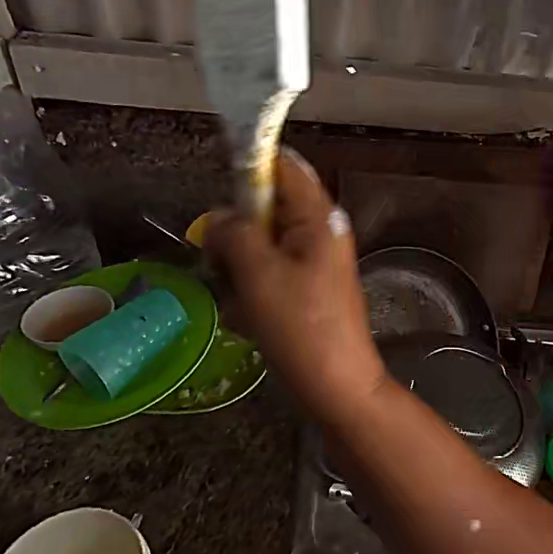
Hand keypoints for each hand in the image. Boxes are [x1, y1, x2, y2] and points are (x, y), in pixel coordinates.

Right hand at [207, 149, 389, 421]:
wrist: (337, 388)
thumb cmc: (300, 328)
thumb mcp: (259, 274)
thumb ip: (234, 234)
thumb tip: (217, 217)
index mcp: (316, 217)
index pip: (280, 165)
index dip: (246, 169)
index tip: (215, 196)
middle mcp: (316, 233)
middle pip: (264, 208)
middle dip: (234, 232)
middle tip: (219, 261)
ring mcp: (311, 264)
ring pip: (259, 245)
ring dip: (237, 267)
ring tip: (234, 298)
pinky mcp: (303, 291)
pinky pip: (266, 275)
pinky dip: (249, 290)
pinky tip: (244, 317)